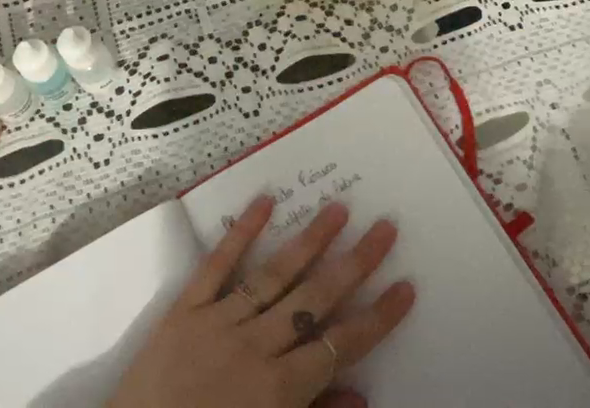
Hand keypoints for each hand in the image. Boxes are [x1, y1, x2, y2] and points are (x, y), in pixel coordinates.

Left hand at [107, 195, 415, 407]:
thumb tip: (361, 397)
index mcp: (278, 390)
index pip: (340, 345)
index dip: (377, 317)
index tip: (405, 288)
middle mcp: (255, 347)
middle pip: (315, 299)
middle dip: (355, 263)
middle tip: (384, 228)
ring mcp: (218, 322)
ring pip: (274, 275)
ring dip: (309, 240)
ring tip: (338, 209)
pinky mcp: (184, 310)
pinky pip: (216, 267)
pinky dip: (241, 234)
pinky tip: (263, 202)